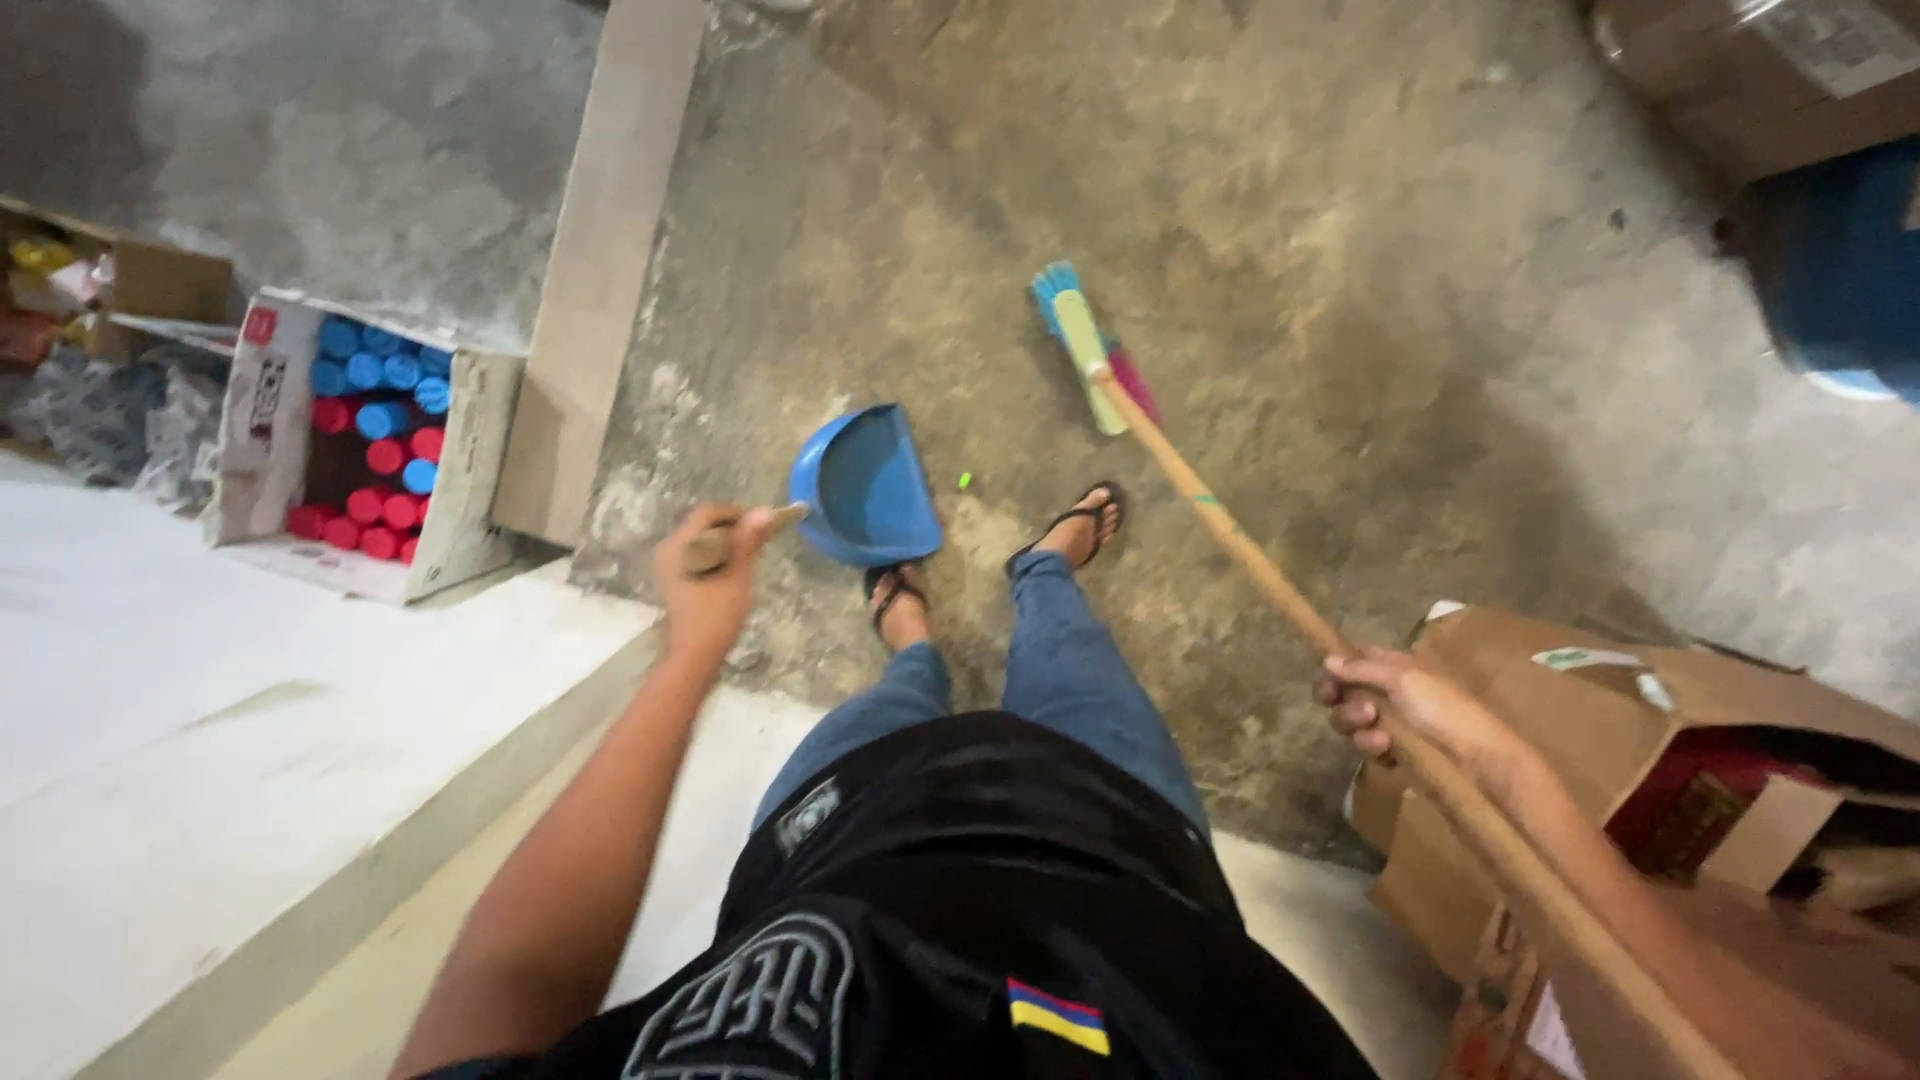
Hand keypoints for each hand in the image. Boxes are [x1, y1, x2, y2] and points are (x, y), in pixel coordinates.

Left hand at [653, 503, 775, 667]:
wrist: (692, 655)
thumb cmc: (716, 615)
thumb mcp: (737, 575)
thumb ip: (747, 541)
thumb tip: (764, 512)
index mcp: (682, 544)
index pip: (709, 512)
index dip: (736, 514)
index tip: (758, 527)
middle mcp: (669, 549)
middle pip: (702, 524)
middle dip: (731, 528)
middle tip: (756, 542)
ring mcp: (667, 565)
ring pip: (699, 540)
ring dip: (723, 542)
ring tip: (746, 558)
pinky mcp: (672, 579)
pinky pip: (694, 555)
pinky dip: (714, 555)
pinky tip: (729, 572)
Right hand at [1314, 647, 1523, 771]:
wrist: (1478, 757)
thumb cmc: (1443, 708)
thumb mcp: (1403, 678)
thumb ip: (1361, 668)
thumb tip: (1326, 659)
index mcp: (1393, 667)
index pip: (1352, 661)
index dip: (1335, 672)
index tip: (1328, 687)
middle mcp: (1387, 691)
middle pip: (1343, 693)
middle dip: (1344, 705)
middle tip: (1363, 714)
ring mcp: (1389, 721)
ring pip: (1350, 722)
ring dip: (1358, 728)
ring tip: (1381, 737)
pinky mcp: (1392, 749)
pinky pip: (1366, 746)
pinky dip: (1373, 748)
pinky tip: (1388, 751)